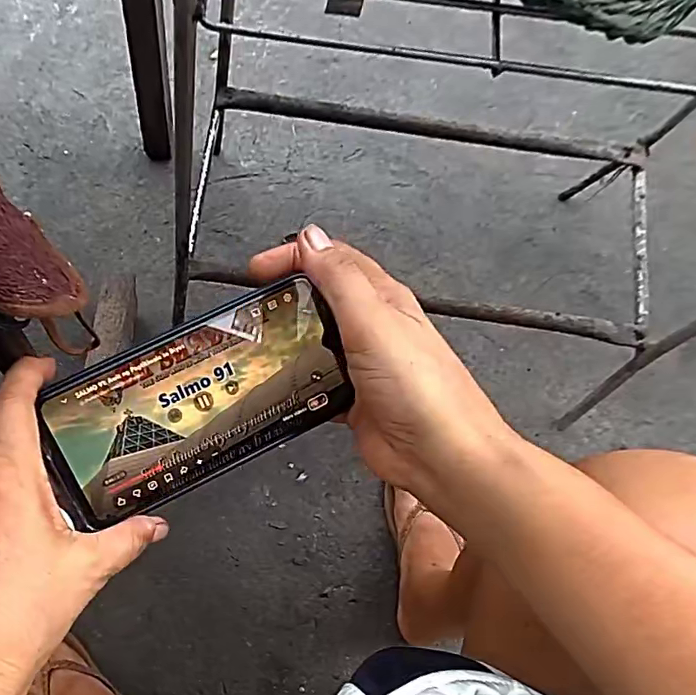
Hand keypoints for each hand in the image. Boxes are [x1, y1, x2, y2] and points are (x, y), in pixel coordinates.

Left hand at [0, 357, 168, 694]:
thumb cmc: (17, 618)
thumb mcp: (85, 570)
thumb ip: (126, 539)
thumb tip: (153, 528)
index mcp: (7, 477)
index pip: (13, 402)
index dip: (27, 374)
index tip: (39, 368)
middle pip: (0, 453)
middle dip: (25, 475)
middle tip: (44, 519)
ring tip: (12, 552)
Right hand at [248, 226, 525, 521]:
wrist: (440, 455)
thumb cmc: (423, 391)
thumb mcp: (374, 321)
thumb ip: (341, 278)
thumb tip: (312, 239)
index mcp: (383, 300)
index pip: (333, 259)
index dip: (295, 255)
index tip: (259, 268)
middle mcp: (374, 328)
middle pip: (323, 298)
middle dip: (286, 294)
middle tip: (255, 304)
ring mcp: (363, 365)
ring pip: (317, 341)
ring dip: (290, 338)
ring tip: (261, 343)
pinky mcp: (353, 399)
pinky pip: (317, 383)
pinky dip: (298, 381)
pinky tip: (285, 387)